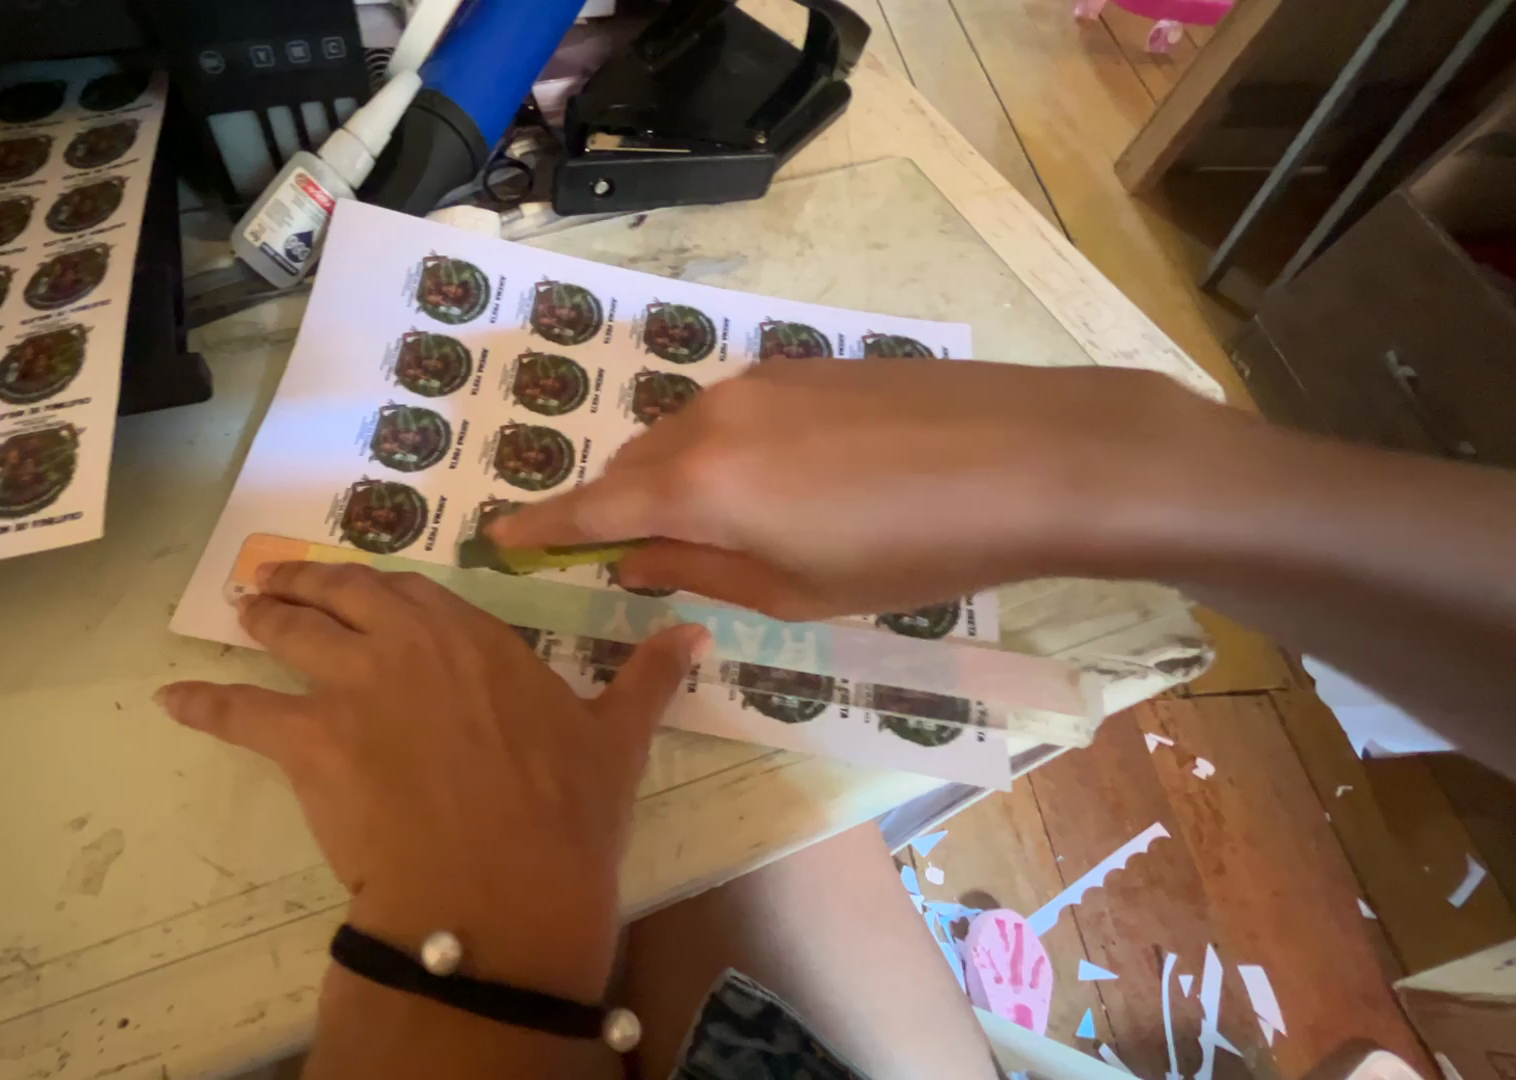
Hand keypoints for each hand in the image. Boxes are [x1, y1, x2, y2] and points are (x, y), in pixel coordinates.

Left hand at [156, 561, 707, 999]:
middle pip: (344, 596)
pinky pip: (241, 713)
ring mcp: (352, 687)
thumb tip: (696, 631)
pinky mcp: (309, 742)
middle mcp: (406, 643)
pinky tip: (170, 698)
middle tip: (284, 581)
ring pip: (291, 634)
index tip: (362, 585)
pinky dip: (204, 704)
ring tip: (242, 607)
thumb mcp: (616, 736)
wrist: (503, 886)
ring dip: (263, 617)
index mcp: (473, 635)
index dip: (381, 586)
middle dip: (311, 585)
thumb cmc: (564, 809)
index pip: (414, 591)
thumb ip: (650, 675)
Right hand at [492, 359, 1254, 618]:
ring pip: (675, 437)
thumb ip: (695, 569)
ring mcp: (752, 381)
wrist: (1037, 455)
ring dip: (669, 481)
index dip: (541, 526)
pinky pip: (722, 414)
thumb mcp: (794, 591)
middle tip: (627, 553)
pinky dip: (714, 452)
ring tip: (714, 524)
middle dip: (615, 511)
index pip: (592, 509)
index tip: (499, 535)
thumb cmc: (909, 551)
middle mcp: (707, 418)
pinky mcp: (795, 363)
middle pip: (629, 469)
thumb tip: (628, 559)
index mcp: (699, 485)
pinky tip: (770, 478)